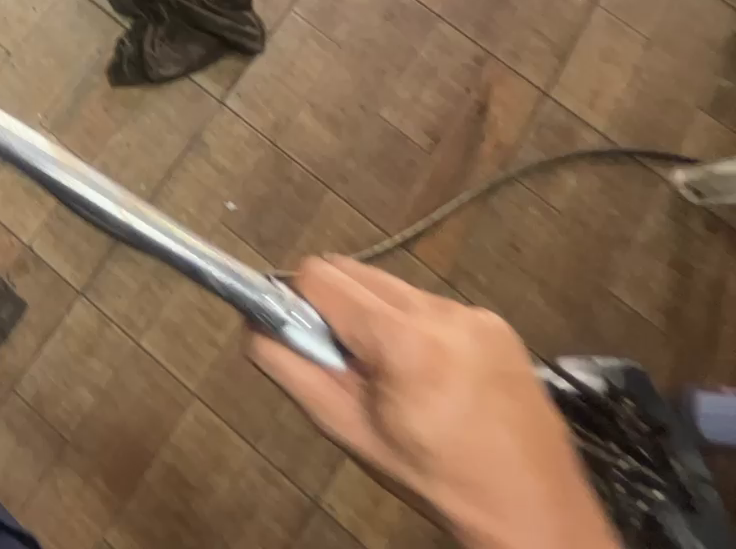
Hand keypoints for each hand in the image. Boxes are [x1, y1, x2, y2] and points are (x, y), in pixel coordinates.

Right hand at [250, 257, 618, 548]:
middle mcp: (441, 312)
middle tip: (341, 356)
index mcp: (402, 339)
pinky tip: (424, 370)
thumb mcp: (340, 424)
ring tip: (387, 369)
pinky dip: (406, 323)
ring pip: (382, 283)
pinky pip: (422, 301)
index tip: (306, 340)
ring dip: (367, 312)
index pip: (317, 275)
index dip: (296, 300)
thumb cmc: (427, 475)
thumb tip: (250, 319)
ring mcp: (475, 314)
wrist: (536, 516)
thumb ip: (282, 362)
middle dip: (330, 303)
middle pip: (348, 270)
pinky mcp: (496, 323)